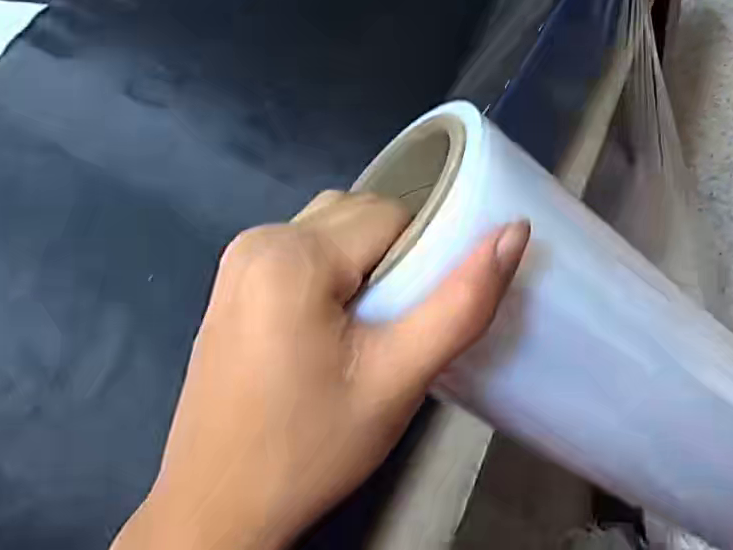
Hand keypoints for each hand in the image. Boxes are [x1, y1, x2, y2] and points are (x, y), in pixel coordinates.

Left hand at [113, 191, 530, 549]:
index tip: (415, 313)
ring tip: (369, 325)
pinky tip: (335, 323)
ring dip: (368, 258)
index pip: (392, 215)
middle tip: (395, 325)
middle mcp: (260, 238)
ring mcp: (241, 257)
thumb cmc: (310, 448)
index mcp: (292, 254)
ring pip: (339, 223)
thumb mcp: (399, 379)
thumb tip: (516, 231)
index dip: (419, 257)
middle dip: (394, 256)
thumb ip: (462, 302)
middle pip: (364, 213)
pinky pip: (309, 242)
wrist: (216, 518)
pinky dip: (336, 265)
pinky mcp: (235, 278)